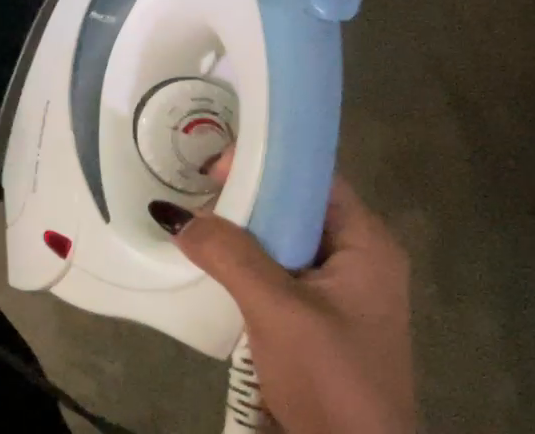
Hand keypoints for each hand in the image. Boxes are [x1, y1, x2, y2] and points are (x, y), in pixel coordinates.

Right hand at [153, 158, 415, 433]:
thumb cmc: (334, 377)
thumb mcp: (278, 309)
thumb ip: (227, 253)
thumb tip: (168, 211)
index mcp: (366, 246)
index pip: (314, 178)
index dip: (264, 161)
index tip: (207, 158)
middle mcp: (351, 257)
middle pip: (288, 203)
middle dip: (237, 189)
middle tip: (180, 176)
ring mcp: (327, 287)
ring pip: (270, 234)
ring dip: (228, 223)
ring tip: (178, 208)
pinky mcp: (302, 312)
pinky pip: (262, 264)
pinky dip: (229, 253)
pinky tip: (194, 250)